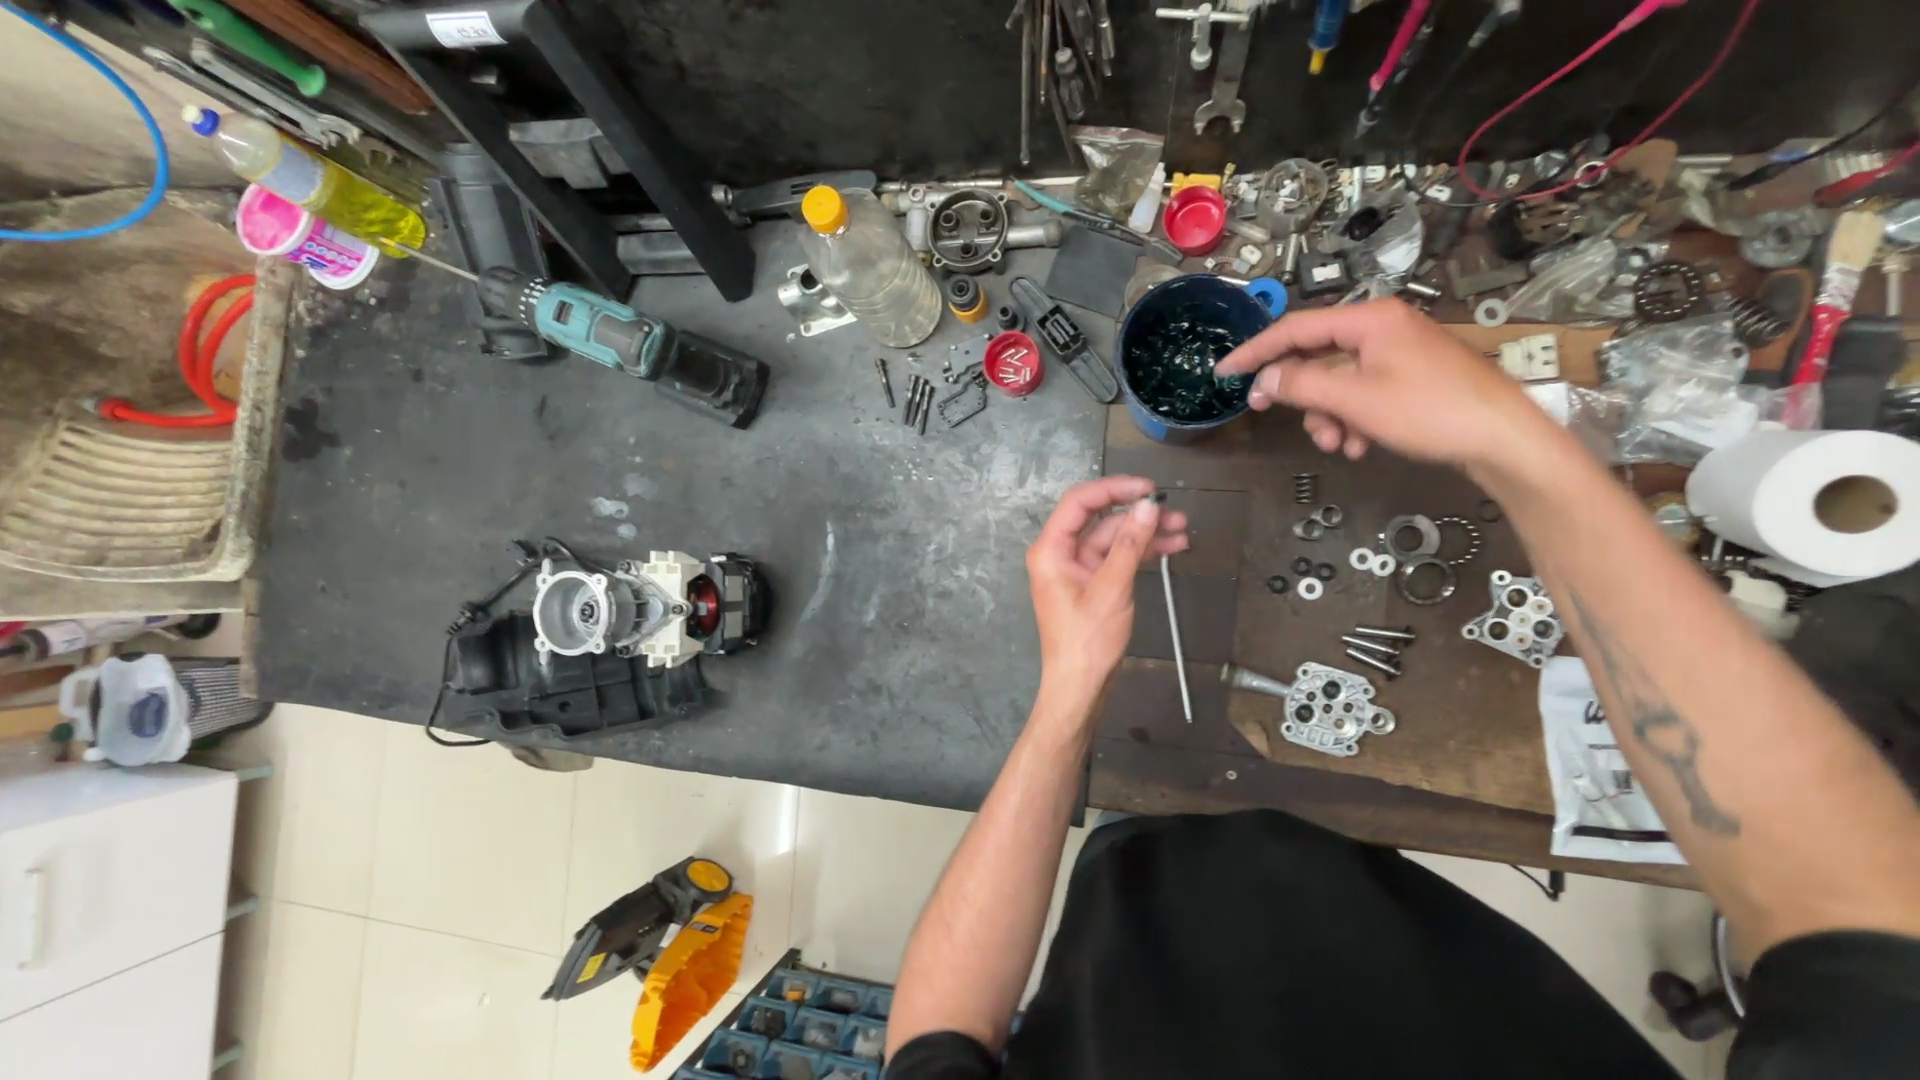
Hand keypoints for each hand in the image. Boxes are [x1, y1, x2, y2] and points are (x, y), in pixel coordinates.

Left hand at [1026, 477, 1188, 706]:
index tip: (1147, 488)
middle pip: (1099, 519)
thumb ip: (1129, 544)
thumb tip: (1148, 505)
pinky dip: (1141, 552)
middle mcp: (1059, 554)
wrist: (1081, 685)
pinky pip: (1117, 558)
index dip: (1114, 488)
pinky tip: (1170, 548)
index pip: (1079, 502)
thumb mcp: (1112, 589)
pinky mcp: (1092, 584)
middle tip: (1174, 512)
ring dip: (1145, 533)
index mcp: (1050, 550)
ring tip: (1182, 530)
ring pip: (1113, 539)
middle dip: (1137, 514)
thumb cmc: (1088, 640)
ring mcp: (1076, 569)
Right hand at [1213, 298, 1548, 470]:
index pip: (1294, 328)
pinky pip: (1363, 391)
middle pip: (1317, 357)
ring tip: (1339, 444)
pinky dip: (1353, 418)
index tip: (1224, 372)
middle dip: (1301, 396)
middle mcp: (1382, 326)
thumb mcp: (1355, 400)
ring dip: (1328, 415)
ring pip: (1338, 381)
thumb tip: (1262, 379)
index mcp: (1368, 319)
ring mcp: (1399, 351)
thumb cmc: (1429, 412)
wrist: (1503, 438)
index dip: (1255, 351)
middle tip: (1277, 418)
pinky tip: (1361, 444)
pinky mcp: (1412, 375)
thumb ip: (1301, 385)